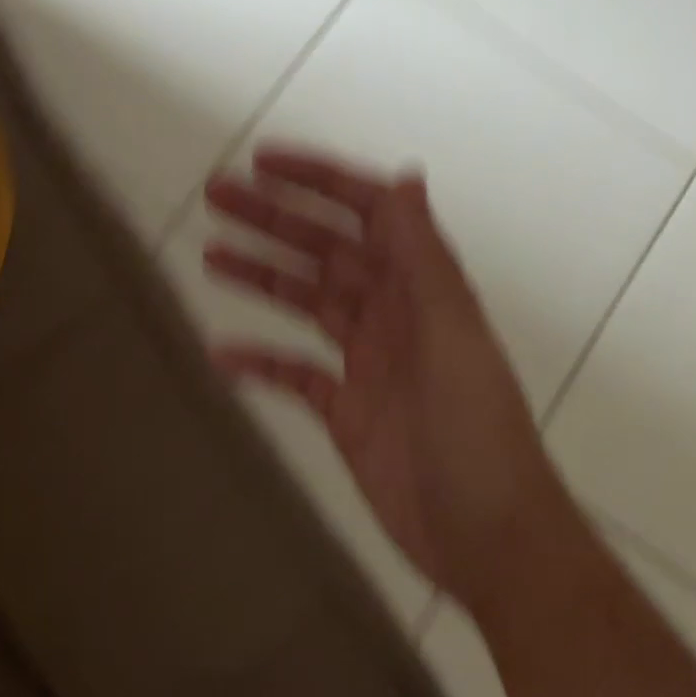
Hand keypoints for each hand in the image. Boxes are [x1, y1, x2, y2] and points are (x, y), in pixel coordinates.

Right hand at [203, 148, 578, 609]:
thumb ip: (424, 262)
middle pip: (324, 254)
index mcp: (422, 290)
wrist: (485, 533)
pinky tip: (220, 354)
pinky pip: (294, 375)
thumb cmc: (477, 435)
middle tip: (214, 197)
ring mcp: (366, 365)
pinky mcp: (344, 412)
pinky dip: (259, 363)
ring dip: (261, 278)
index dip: (318, 184)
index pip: (366, 217)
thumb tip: (403, 179)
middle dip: (273, 222)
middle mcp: (393, 316)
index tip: (262, 162)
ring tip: (210, 255)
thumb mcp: (452, 339)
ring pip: (306, 306)